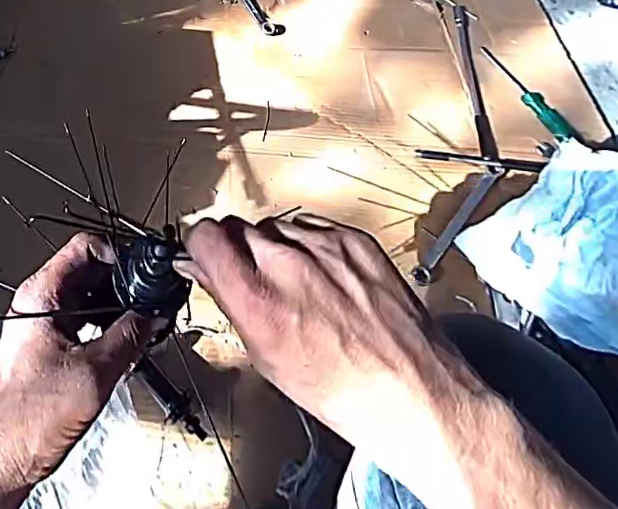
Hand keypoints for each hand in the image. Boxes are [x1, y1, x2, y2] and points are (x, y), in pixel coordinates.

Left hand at [0, 233, 158, 508]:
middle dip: (122, 282)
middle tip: (148, 297)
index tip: (140, 269)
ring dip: (116, 306)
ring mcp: (41, 323)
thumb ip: (129, 337)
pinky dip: (105, 325)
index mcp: (40, 295)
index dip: (117, 252)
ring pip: (87, 297)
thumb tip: (154, 314)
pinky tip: (124, 343)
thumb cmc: (25, 420)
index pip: (83, 246)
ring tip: (141, 321)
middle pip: (88, 270)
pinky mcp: (47, 345)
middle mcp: (37, 302)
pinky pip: (82, 321)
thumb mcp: (93, 374)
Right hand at [181, 215, 609, 508]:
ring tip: (297, 282)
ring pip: (274, 224)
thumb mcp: (267, 358)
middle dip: (237, 248)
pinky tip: (325, 277)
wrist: (416, 392)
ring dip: (274, 246)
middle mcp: (290, 266)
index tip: (205, 251)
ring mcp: (325, 246)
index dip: (201, 244)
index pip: (205, 236)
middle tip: (253, 274)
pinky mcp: (354, 237)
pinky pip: (312, 226)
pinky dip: (311, 245)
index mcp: (261, 303)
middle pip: (237, 227)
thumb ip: (229, 301)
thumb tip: (202, 267)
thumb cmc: (345, 389)